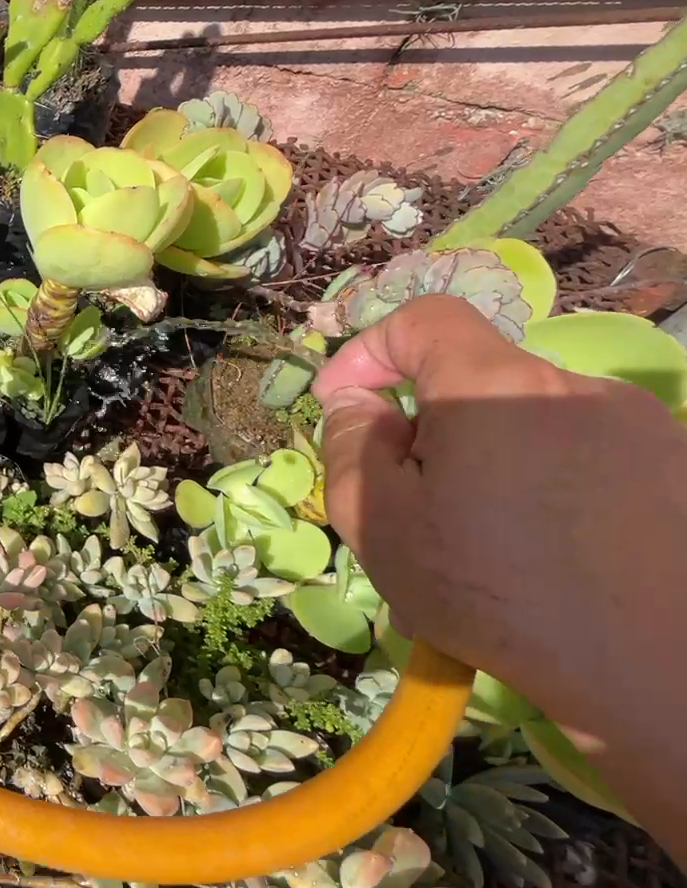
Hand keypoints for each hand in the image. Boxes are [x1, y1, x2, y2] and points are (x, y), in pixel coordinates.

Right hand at [314, 295, 686, 846]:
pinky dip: (538, 479)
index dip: (368, 350)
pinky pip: (578, 451)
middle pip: (474, 374)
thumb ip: (350, 438)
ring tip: (471, 532)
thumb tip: (360, 402)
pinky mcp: (679, 473)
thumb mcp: (372, 515)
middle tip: (404, 489)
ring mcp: (644, 431)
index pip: (425, 318)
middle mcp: (578, 390)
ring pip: (526, 415)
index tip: (343, 403)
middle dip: (424, 417)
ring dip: (482, 452)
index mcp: (497, 388)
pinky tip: (536, 548)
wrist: (655, 679)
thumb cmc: (486, 588)